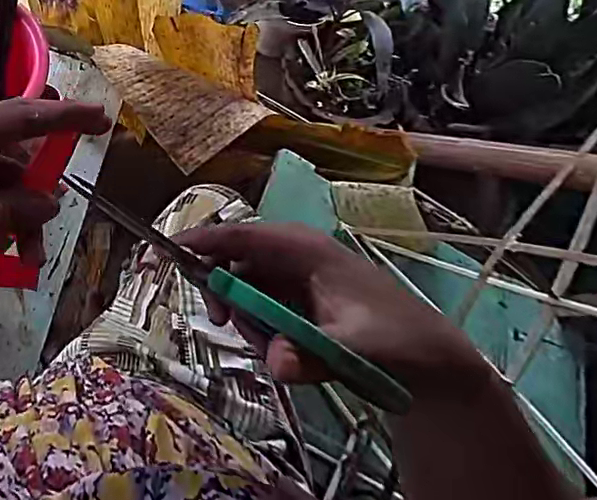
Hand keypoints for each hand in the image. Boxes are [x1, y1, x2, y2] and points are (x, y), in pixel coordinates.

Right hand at [176, 223, 490, 400]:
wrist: (431, 360)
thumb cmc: (396, 341)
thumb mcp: (356, 350)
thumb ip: (312, 356)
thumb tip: (273, 362)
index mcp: (302, 247)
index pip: (239, 234)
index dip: (201, 240)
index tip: (165, 250)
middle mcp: (291, 252)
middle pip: (232, 259)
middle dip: (223, 292)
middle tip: (223, 325)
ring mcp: (292, 274)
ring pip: (242, 285)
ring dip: (245, 318)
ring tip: (276, 349)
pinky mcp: (294, 296)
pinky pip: (257, 304)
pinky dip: (258, 327)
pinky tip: (282, 350)